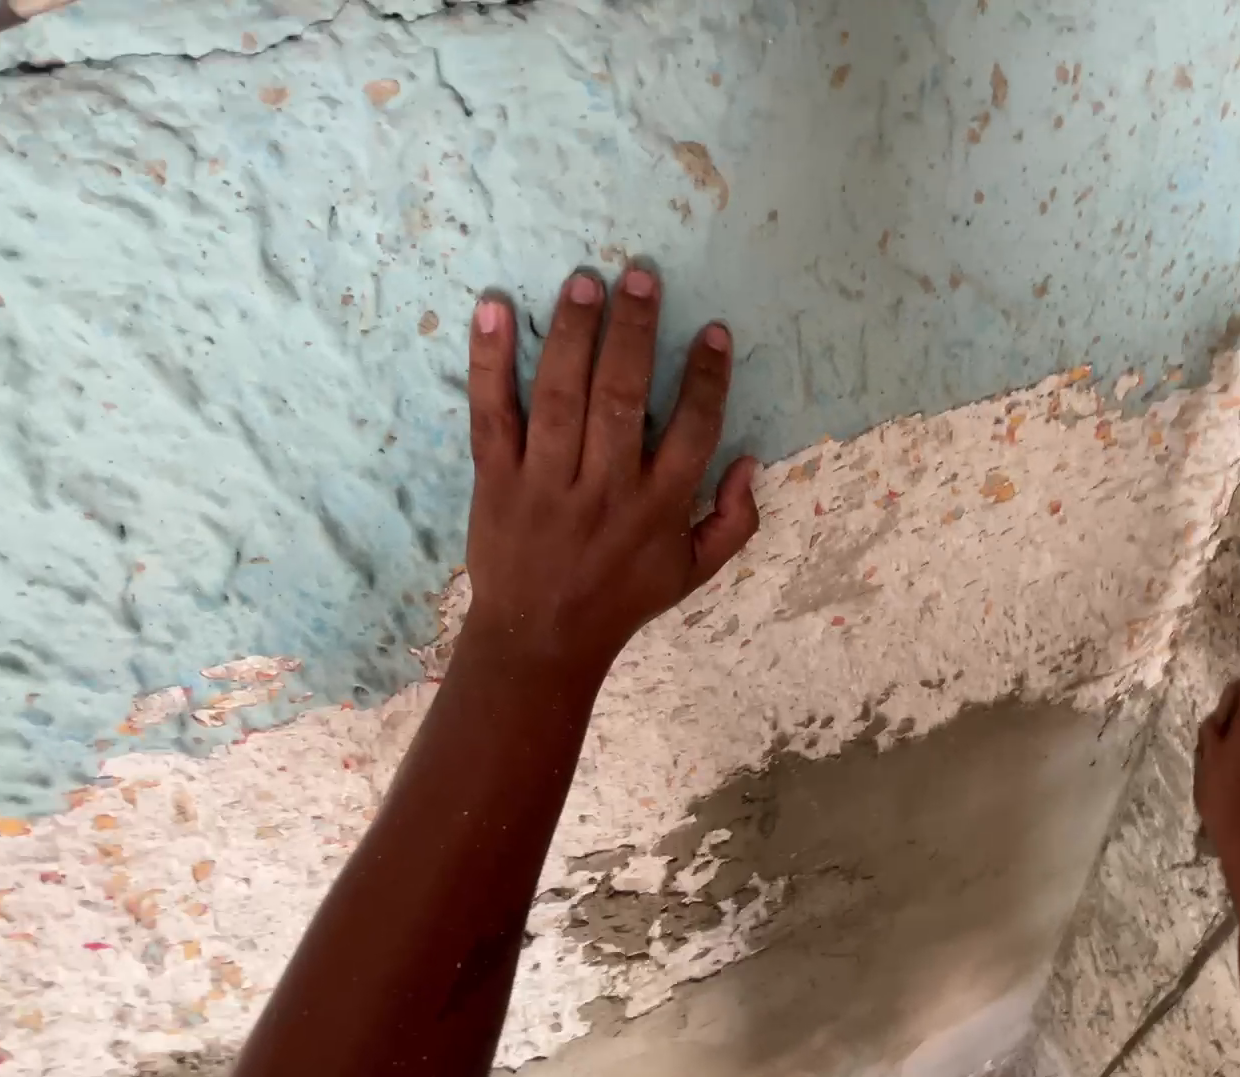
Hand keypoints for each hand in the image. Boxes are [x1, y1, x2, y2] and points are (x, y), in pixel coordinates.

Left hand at [460, 265, 758, 679]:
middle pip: (622, 397)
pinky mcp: (494, 480)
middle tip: (640, 275)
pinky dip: (489, 363)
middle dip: (634, 332)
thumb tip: (749, 461)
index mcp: (660, 507)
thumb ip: (735, 521)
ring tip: (586, 281)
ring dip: (573, 334)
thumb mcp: (696, 572)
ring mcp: (545, 482)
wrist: (541, 637)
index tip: (714, 332)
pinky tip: (494, 309)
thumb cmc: (624, 597)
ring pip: (560, 397)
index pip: (693, 430)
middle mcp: (606, 488)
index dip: (707, 378)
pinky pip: (491, 415)